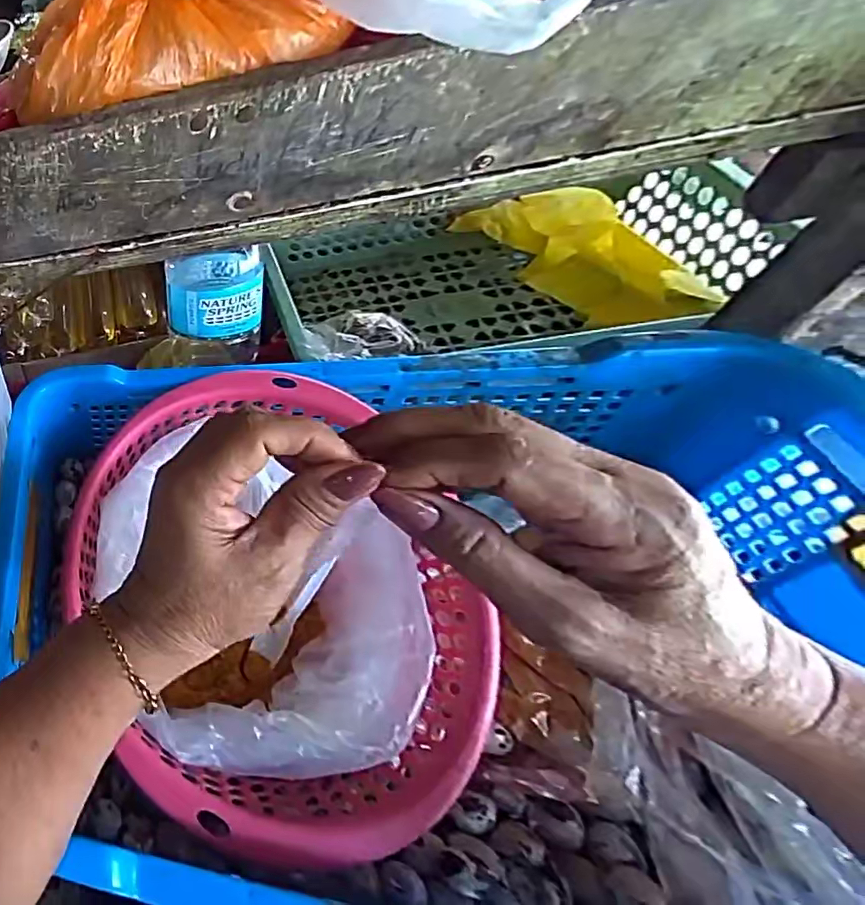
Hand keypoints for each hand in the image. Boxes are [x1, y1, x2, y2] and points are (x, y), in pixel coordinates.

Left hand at [104, 409, 384, 687]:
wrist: (159, 623)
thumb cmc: (212, 605)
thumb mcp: (273, 562)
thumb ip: (311, 509)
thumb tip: (361, 470)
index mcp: (197, 483)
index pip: (256, 429)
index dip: (311, 437)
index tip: (352, 467)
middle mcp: (181, 464)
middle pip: (245, 421)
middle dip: (300, 435)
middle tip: (343, 469)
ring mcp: (179, 468)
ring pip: (235, 428)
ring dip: (283, 439)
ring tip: (324, 472)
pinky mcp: (185, 478)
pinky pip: (226, 444)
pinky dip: (264, 449)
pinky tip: (292, 473)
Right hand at [347, 404, 831, 734]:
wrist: (746, 670)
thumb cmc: (661, 661)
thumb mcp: (563, 624)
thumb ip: (478, 554)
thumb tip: (396, 500)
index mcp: (626, 512)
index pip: (506, 458)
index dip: (427, 461)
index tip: (372, 483)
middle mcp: (619, 471)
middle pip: (495, 423)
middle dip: (412, 431)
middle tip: (348, 451)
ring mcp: (607, 466)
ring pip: (495, 423)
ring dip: (422, 432)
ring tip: (368, 453)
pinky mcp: (589, 473)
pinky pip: (504, 442)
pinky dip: (445, 445)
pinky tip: (414, 463)